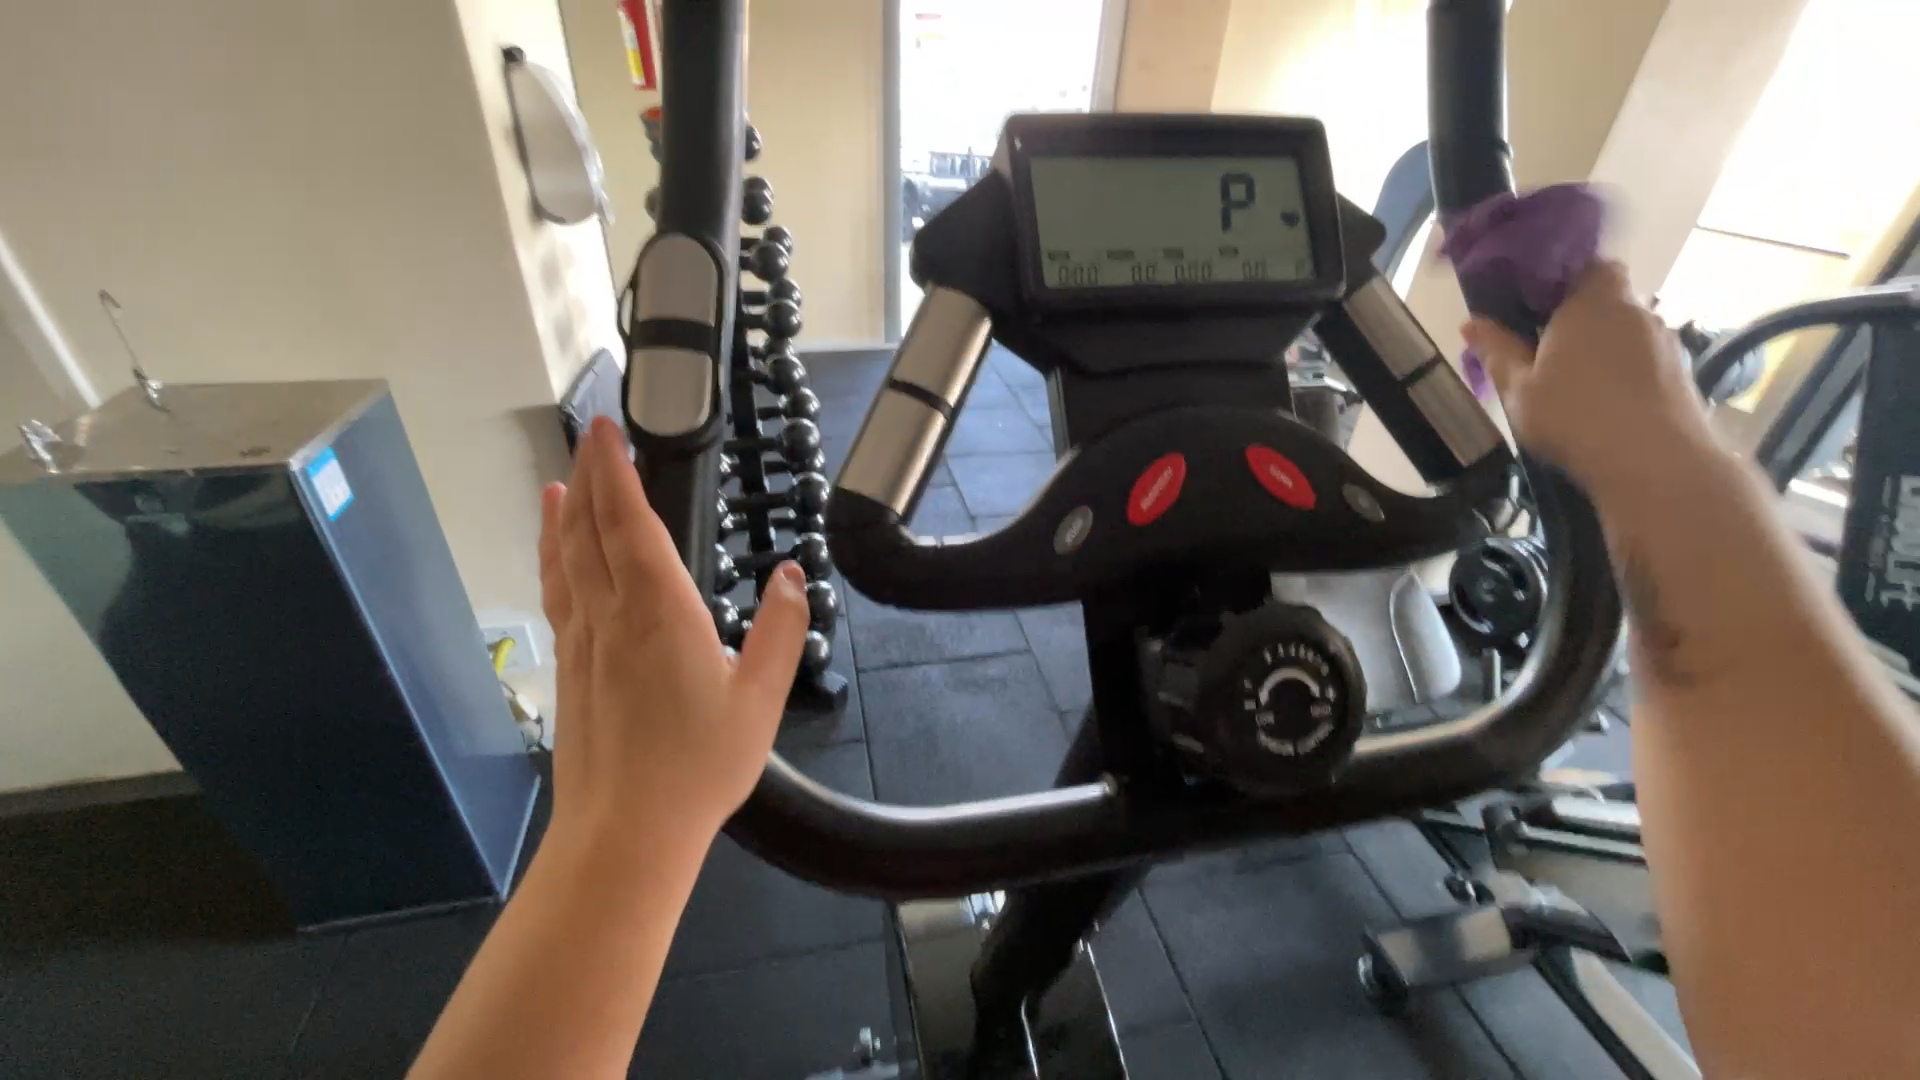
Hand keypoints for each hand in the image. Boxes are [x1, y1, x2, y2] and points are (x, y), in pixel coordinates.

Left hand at [540, 417, 810, 846]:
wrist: (626, 831)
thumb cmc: (700, 765)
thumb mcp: (760, 698)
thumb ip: (779, 630)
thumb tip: (791, 573)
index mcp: (659, 613)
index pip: (630, 525)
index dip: (617, 473)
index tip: (608, 430)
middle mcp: (611, 616)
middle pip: (589, 531)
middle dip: (589, 476)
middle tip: (590, 436)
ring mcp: (582, 642)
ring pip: (565, 561)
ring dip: (563, 515)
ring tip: (561, 481)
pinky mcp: (570, 669)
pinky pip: (558, 594)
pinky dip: (554, 559)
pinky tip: (556, 554)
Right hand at [1462, 261, 1712, 499]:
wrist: (1654, 460)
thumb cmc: (1573, 415)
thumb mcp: (1517, 387)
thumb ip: (1496, 351)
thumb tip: (1471, 323)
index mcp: (1592, 303)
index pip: (1587, 265)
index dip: (1561, 278)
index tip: (1531, 302)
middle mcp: (1635, 310)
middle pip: (1605, 297)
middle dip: (1575, 315)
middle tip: (1539, 346)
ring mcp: (1663, 340)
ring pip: (1622, 329)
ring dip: (1597, 345)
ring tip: (1566, 380)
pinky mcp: (1678, 370)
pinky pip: (1639, 356)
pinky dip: (1619, 368)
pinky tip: (1598, 400)